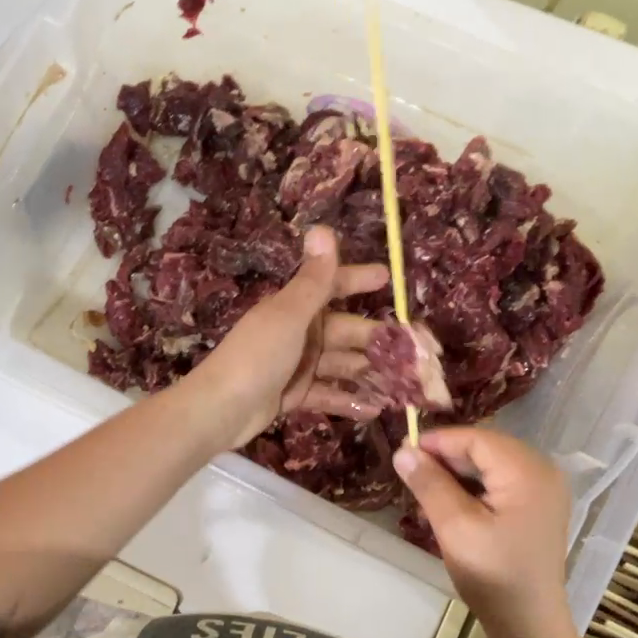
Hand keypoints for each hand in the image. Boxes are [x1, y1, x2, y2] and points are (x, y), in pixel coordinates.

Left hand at [187, 226, 390, 447]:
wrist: (221, 408)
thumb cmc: (256, 356)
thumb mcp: (288, 315)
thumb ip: (313, 280)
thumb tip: (323, 228)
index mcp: (295, 308)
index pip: (332, 286)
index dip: (358, 280)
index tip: (387, 278)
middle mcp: (299, 333)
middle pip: (346, 331)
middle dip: (378, 340)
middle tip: (416, 351)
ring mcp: (296, 366)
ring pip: (341, 365)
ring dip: (369, 373)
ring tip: (404, 384)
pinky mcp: (294, 396)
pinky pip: (328, 395)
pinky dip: (348, 401)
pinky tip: (375, 409)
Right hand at [392, 427, 572, 621]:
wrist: (528, 620)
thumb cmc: (492, 573)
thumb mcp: (455, 527)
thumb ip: (430, 484)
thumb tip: (403, 451)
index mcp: (527, 472)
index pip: (477, 439)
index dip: (438, 441)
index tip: (402, 452)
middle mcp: (542, 472)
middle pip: (486, 449)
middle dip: (446, 459)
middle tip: (411, 476)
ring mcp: (544, 491)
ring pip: (491, 466)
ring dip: (457, 476)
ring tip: (425, 495)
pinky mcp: (538, 508)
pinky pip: (501, 484)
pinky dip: (473, 489)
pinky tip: (449, 508)